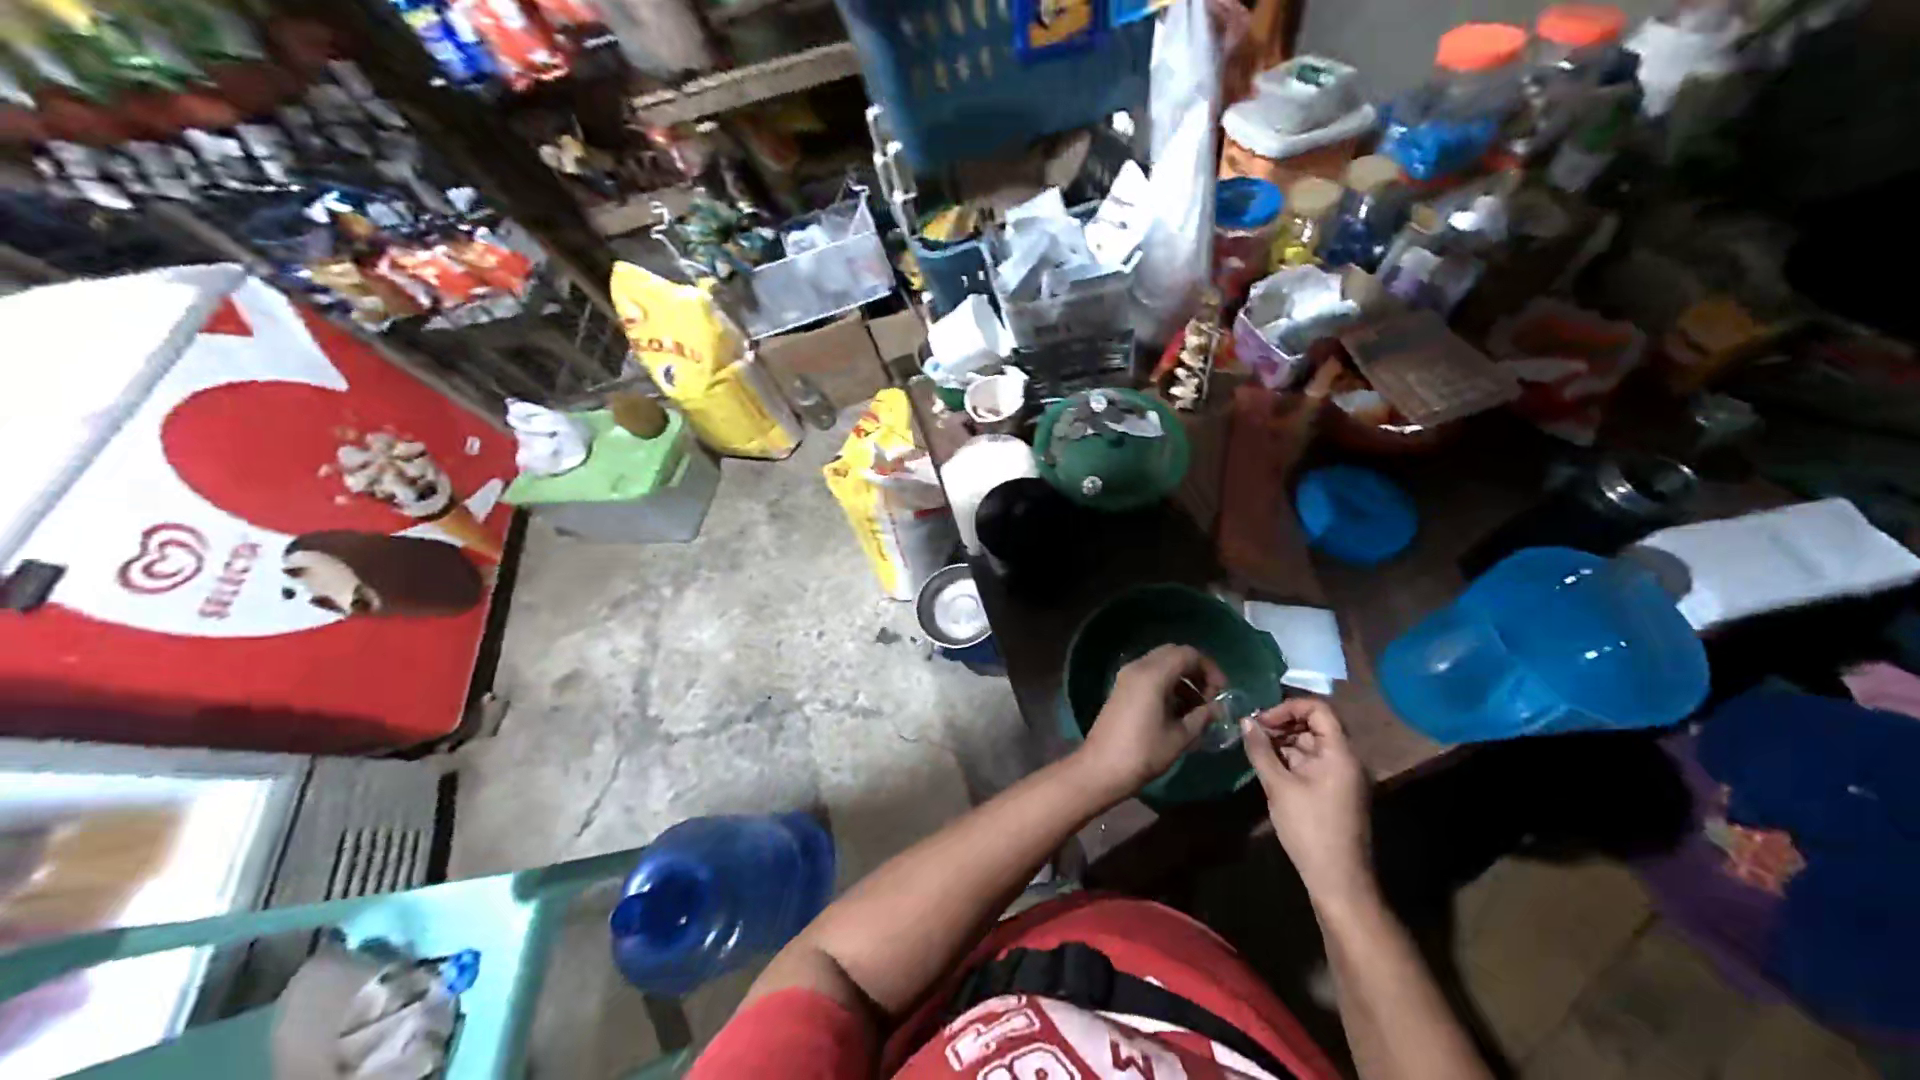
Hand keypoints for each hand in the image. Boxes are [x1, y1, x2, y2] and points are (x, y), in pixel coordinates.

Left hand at [1075, 645, 1225, 800]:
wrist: (1101, 768)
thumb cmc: (1143, 753)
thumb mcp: (1180, 737)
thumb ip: (1202, 717)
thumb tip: (1218, 708)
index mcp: (1152, 674)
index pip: (1187, 654)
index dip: (1209, 668)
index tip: (1221, 691)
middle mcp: (1137, 668)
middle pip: (1173, 654)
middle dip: (1196, 671)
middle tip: (1209, 697)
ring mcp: (1126, 677)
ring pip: (1161, 665)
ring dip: (1182, 680)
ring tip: (1197, 710)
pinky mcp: (1121, 689)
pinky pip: (1149, 676)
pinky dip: (1166, 685)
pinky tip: (1177, 712)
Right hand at [1242, 698, 1374, 904]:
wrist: (1338, 879)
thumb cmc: (1309, 828)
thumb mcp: (1278, 786)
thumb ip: (1260, 750)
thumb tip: (1245, 721)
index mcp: (1340, 753)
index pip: (1318, 709)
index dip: (1288, 707)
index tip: (1261, 721)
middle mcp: (1346, 759)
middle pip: (1315, 725)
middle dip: (1282, 723)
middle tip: (1252, 732)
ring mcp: (1342, 776)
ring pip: (1312, 744)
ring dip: (1284, 741)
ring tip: (1255, 747)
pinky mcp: (1335, 790)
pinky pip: (1313, 762)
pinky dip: (1291, 758)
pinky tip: (1268, 765)